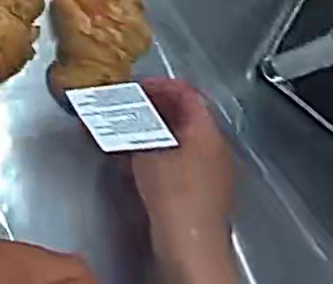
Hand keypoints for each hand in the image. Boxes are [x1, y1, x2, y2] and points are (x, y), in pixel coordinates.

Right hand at [130, 78, 238, 283]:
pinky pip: (177, 160)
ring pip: (178, 138)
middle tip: (125, 105)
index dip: (159, 84)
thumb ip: (132, 123)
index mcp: (208, 132)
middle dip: (151, 108)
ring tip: (122, 131)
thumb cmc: (173, 192)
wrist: (190, 248)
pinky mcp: (201, 193)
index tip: (135, 86)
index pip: (186, 92)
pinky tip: (132, 160)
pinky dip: (156, 153)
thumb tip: (117, 109)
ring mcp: (211, 173)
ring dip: (150, 131)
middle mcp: (215, 149)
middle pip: (183, 114)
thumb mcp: (145, 148)